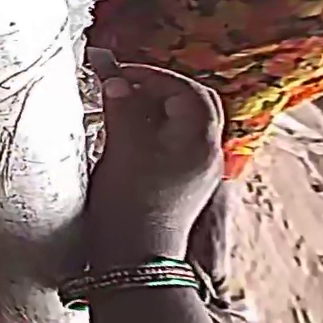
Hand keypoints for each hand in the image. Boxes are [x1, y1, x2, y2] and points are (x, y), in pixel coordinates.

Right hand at [83, 52, 224, 267]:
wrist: (134, 251)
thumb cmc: (130, 198)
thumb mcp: (123, 148)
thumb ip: (123, 110)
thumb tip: (116, 79)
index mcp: (199, 140)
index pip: (187, 91)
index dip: (152, 75)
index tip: (115, 71)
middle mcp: (206, 151)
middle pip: (192, 105)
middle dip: (157, 87)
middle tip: (119, 82)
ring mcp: (195, 168)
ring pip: (180, 123)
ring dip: (151, 106)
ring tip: (116, 103)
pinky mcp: (179, 180)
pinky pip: (171, 140)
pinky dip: (149, 126)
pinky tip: (124, 130)